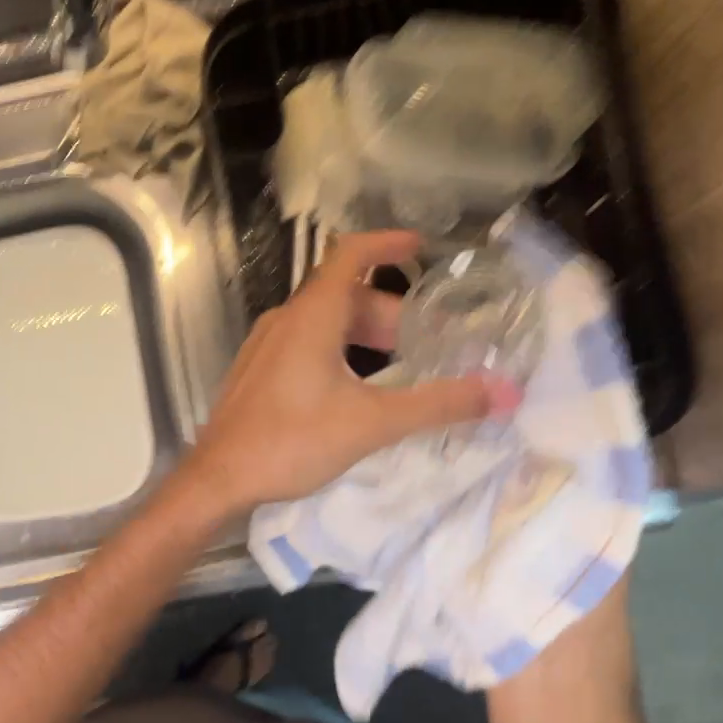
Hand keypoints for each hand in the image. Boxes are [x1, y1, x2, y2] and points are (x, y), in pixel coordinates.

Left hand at [180, 231, 521, 514]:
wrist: (217, 479)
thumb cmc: (290, 442)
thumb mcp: (372, 424)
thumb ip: (438, 404)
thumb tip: (505, 393)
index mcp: (311, 317)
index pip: (351, 255)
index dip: (388, 244)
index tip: (422, 248)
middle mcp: (283, 321)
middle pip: (343, 297)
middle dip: (388, 314)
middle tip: (424, 344)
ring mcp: (262, 348)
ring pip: (321, 324)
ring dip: (361, 337)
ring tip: (394, 372)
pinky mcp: (252, 374)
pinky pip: (300, 346)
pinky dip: (333, 352)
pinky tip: (348, 392)